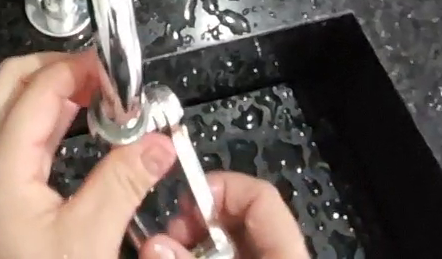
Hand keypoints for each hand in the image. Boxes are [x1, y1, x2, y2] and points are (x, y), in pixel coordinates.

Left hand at [0, 52, 176, 258]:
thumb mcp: (89, 240)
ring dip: (53, 90)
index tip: (117, 71)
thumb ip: (123, 182)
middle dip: (59, 67)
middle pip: (14, 81)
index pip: (40, 87)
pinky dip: (45, 117)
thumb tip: (157, 143)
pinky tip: (77, 126)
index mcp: (1, 163)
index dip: (79, 69)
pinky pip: (12, 132)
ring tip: (99, 96)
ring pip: (10, 103)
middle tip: (103, 77)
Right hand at [141, 172, 310, 258]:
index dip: (220, 188)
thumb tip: (154, 243)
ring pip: (235, 240)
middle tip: (170, 236)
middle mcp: (285, 253)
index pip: (260, 195)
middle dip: (200, 218)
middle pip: (243, 215)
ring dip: (198, 239)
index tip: (186, 204)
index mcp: (287, 253)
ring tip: (172, 250)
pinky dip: (208, 255)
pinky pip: (238, 256)